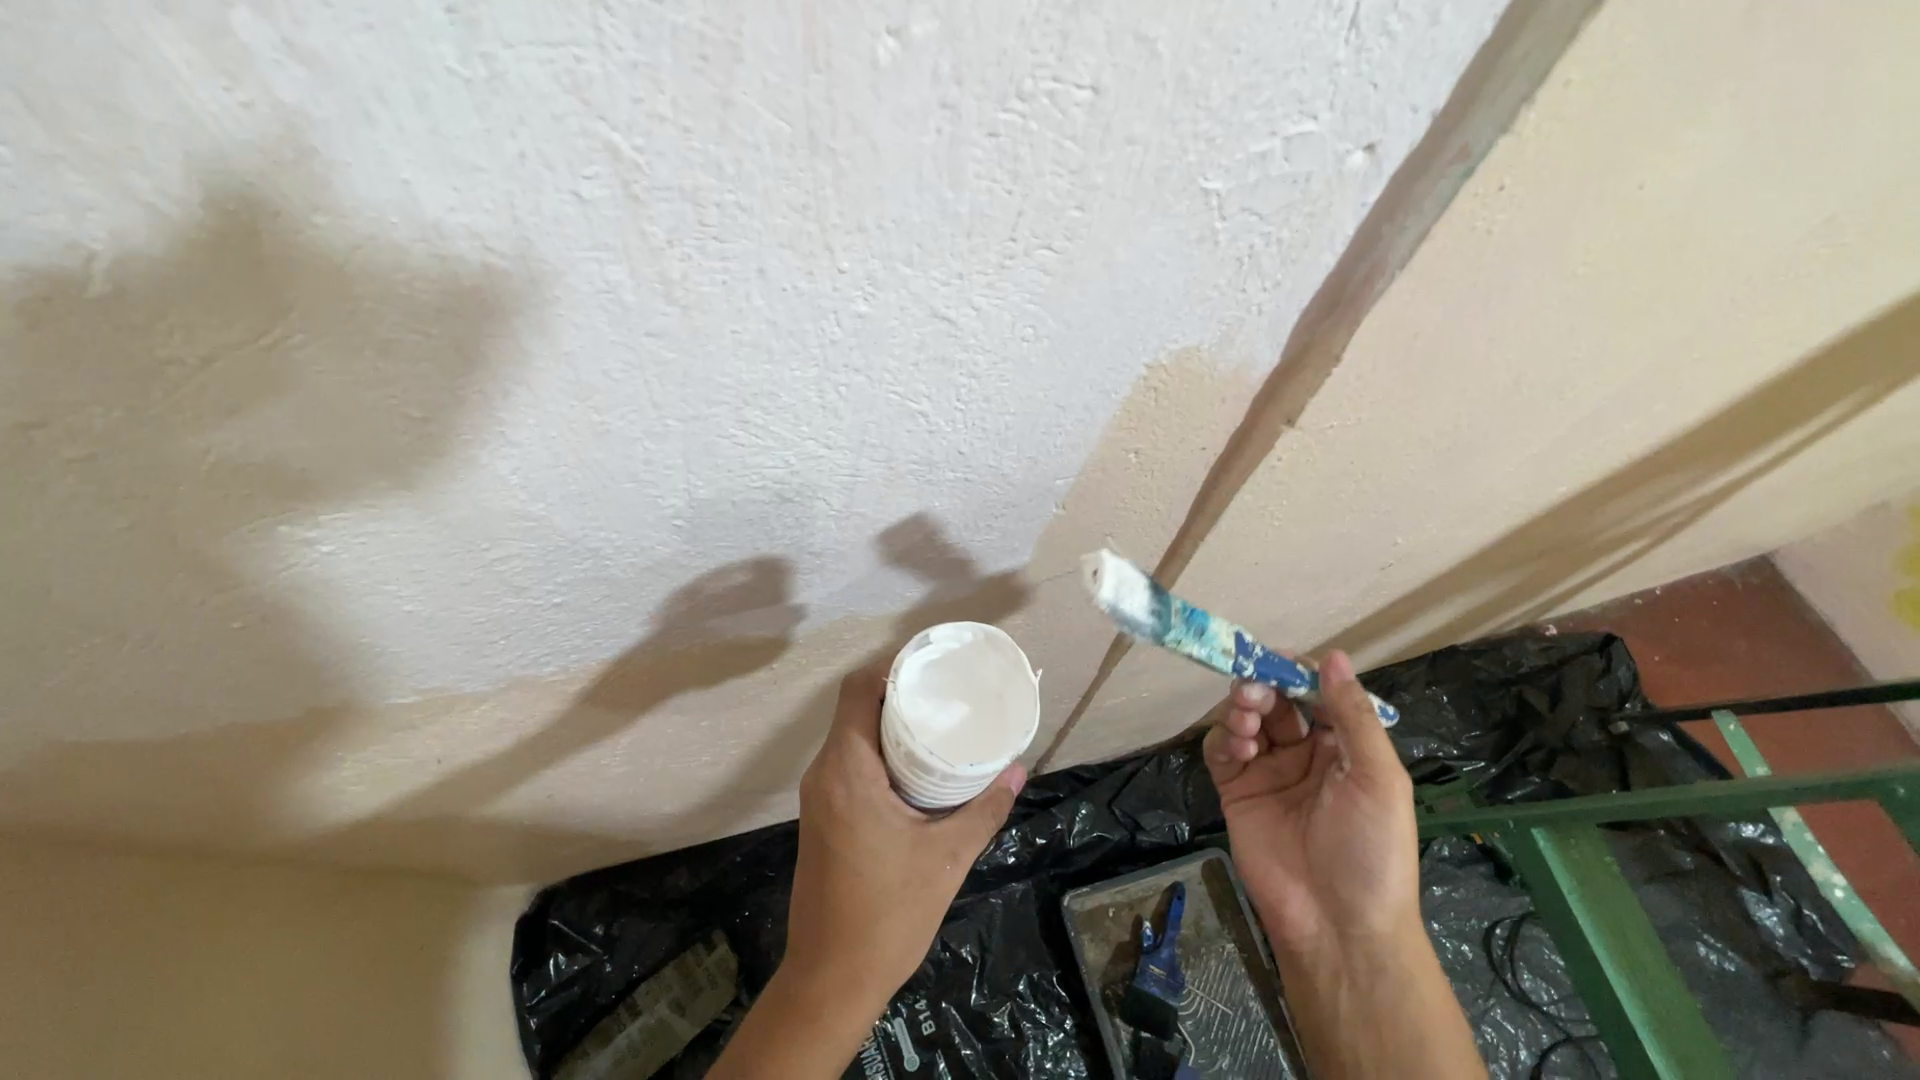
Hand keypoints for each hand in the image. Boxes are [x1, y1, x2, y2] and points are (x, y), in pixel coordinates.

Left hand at [782, 662, 1026, 1004]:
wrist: (831, 978)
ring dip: (888, 728)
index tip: (932, 669)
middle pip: (854, 710)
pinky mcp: (821, 818)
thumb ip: (984, 809)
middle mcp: (824, 775)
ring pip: (850, 739)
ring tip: (938, 727)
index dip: (891, 669)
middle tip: (948, 697)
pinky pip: (847, 766)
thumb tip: (1019, 770)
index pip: (857, 691)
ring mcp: (817, 798)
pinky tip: (915, 771)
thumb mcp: (948, 858)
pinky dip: (878, 756)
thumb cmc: (889, 914)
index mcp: (847, 772)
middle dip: (899, 696)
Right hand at [1204, 650, 1418, 954]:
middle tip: (1254, 692)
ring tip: (1246, 720)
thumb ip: (1353, 715)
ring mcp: (1268, 772)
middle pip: (1277, 702)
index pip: (1317, 693)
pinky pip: (1222, 752)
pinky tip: (1239, 748)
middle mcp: (1305, 753)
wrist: (1336, 923)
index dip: (1297, 673)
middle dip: (1264, 688)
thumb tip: (1333, 654)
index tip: (1276, 659)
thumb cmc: (1371, 849)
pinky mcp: (1237, 791)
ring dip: (1242, 710)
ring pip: (1247, 721)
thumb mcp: (1378, 778)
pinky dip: (1224, 739)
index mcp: (1345, 746)